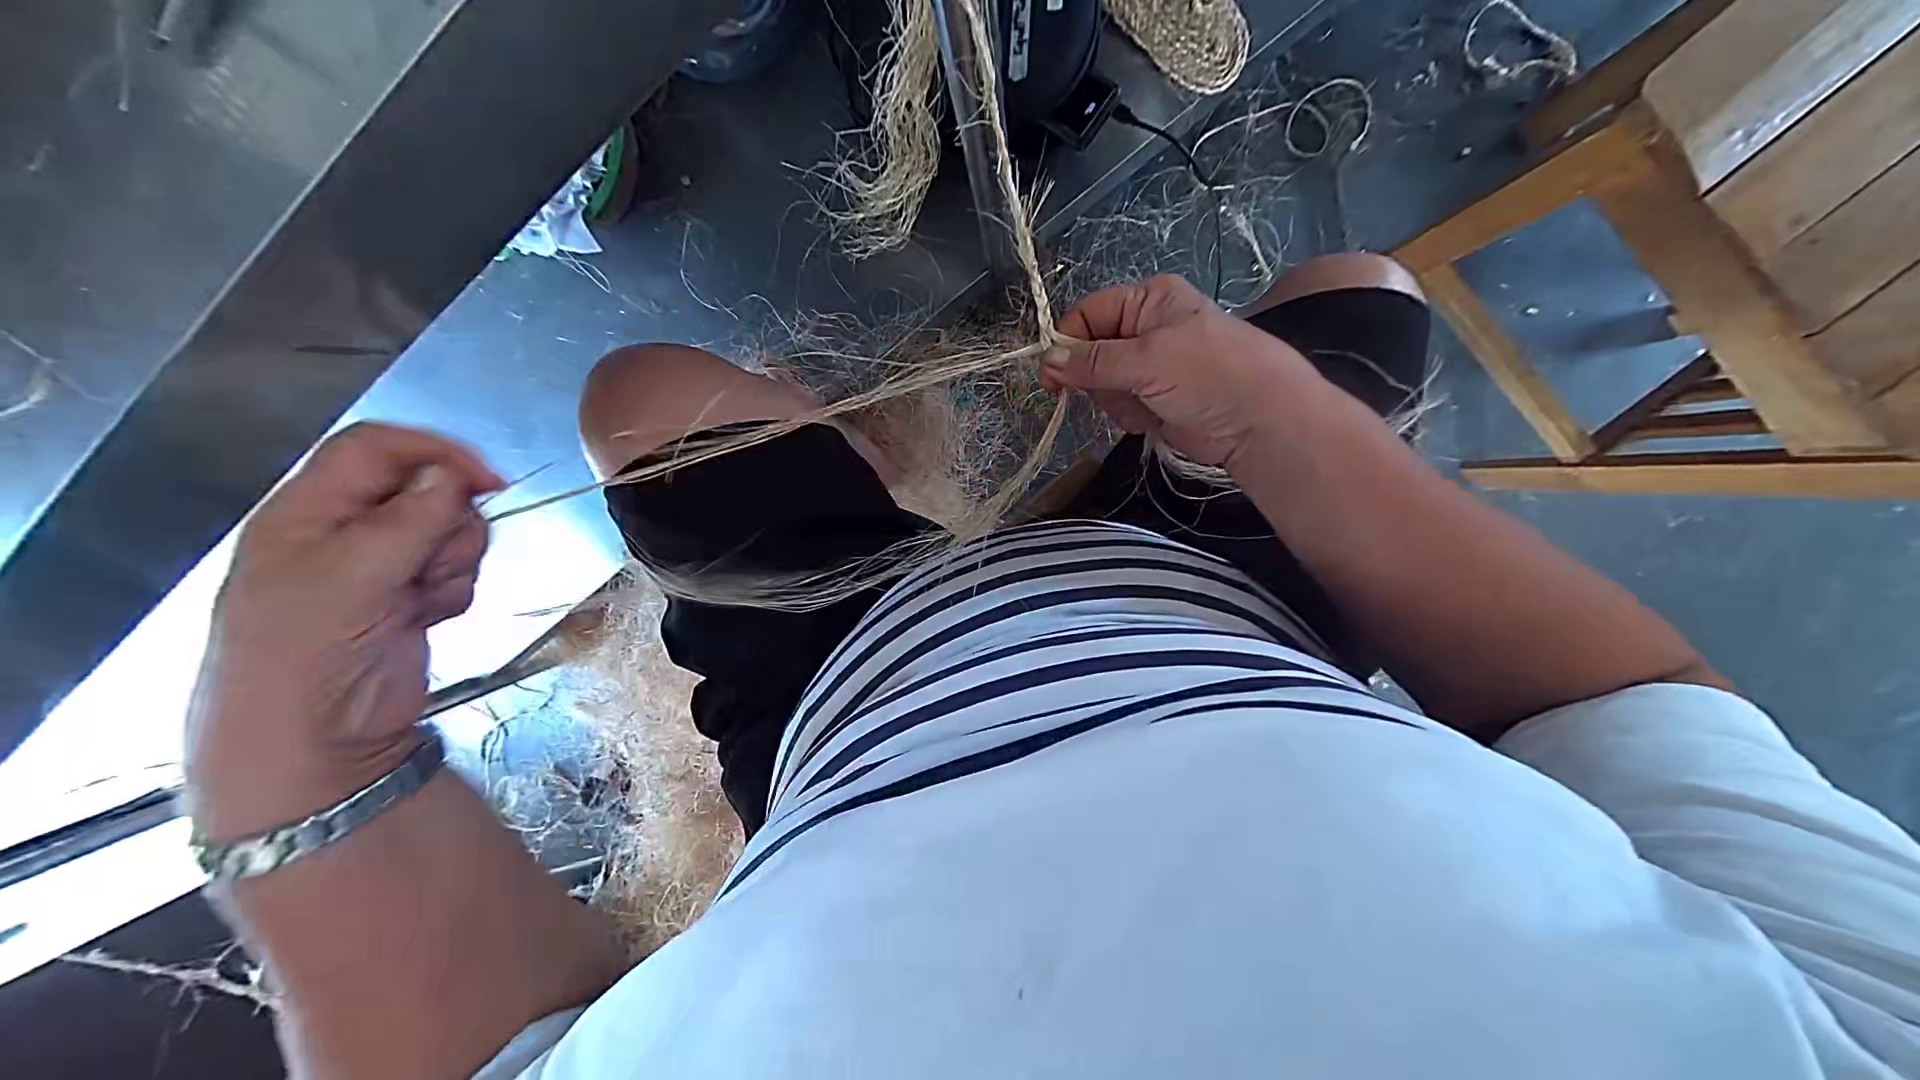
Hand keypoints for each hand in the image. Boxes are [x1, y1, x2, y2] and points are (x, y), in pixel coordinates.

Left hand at [185, 423, 502, 840]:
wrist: (315, 738)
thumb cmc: (306, 651)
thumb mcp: (350, 575)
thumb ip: (407, 518)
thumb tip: (454, 473)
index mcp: (309, 510)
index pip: (377, 448)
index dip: (434, 453)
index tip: (486, 481)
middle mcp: (348, 529)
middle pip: (429, 490)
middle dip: (450, 524)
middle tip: (433, 562)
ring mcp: (384, 565)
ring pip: (453, 532)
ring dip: (454, 563)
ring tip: (421, 599)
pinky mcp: (413, 596)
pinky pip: (458, 571)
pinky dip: (453, 592)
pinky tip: (426, 617)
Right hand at [1042, 274, 1323, 465]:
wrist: (1259, 422)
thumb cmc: (1209, 374)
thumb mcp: (1148, 359)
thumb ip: (1093, 361)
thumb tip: (1047, 359)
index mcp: (1148, 301)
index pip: (1089, 313)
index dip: (1067, 342)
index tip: (1051, 376)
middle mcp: (1146, 328)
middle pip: (1090, 351)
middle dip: (1097, 377)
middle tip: (1113, 390)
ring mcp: (1150, 366)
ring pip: (1101, 383)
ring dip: (1115, 400)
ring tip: (1145, 403)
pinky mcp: (1154, 398)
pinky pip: (1119, 405)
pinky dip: (1129, 415)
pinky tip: (1153, 417)